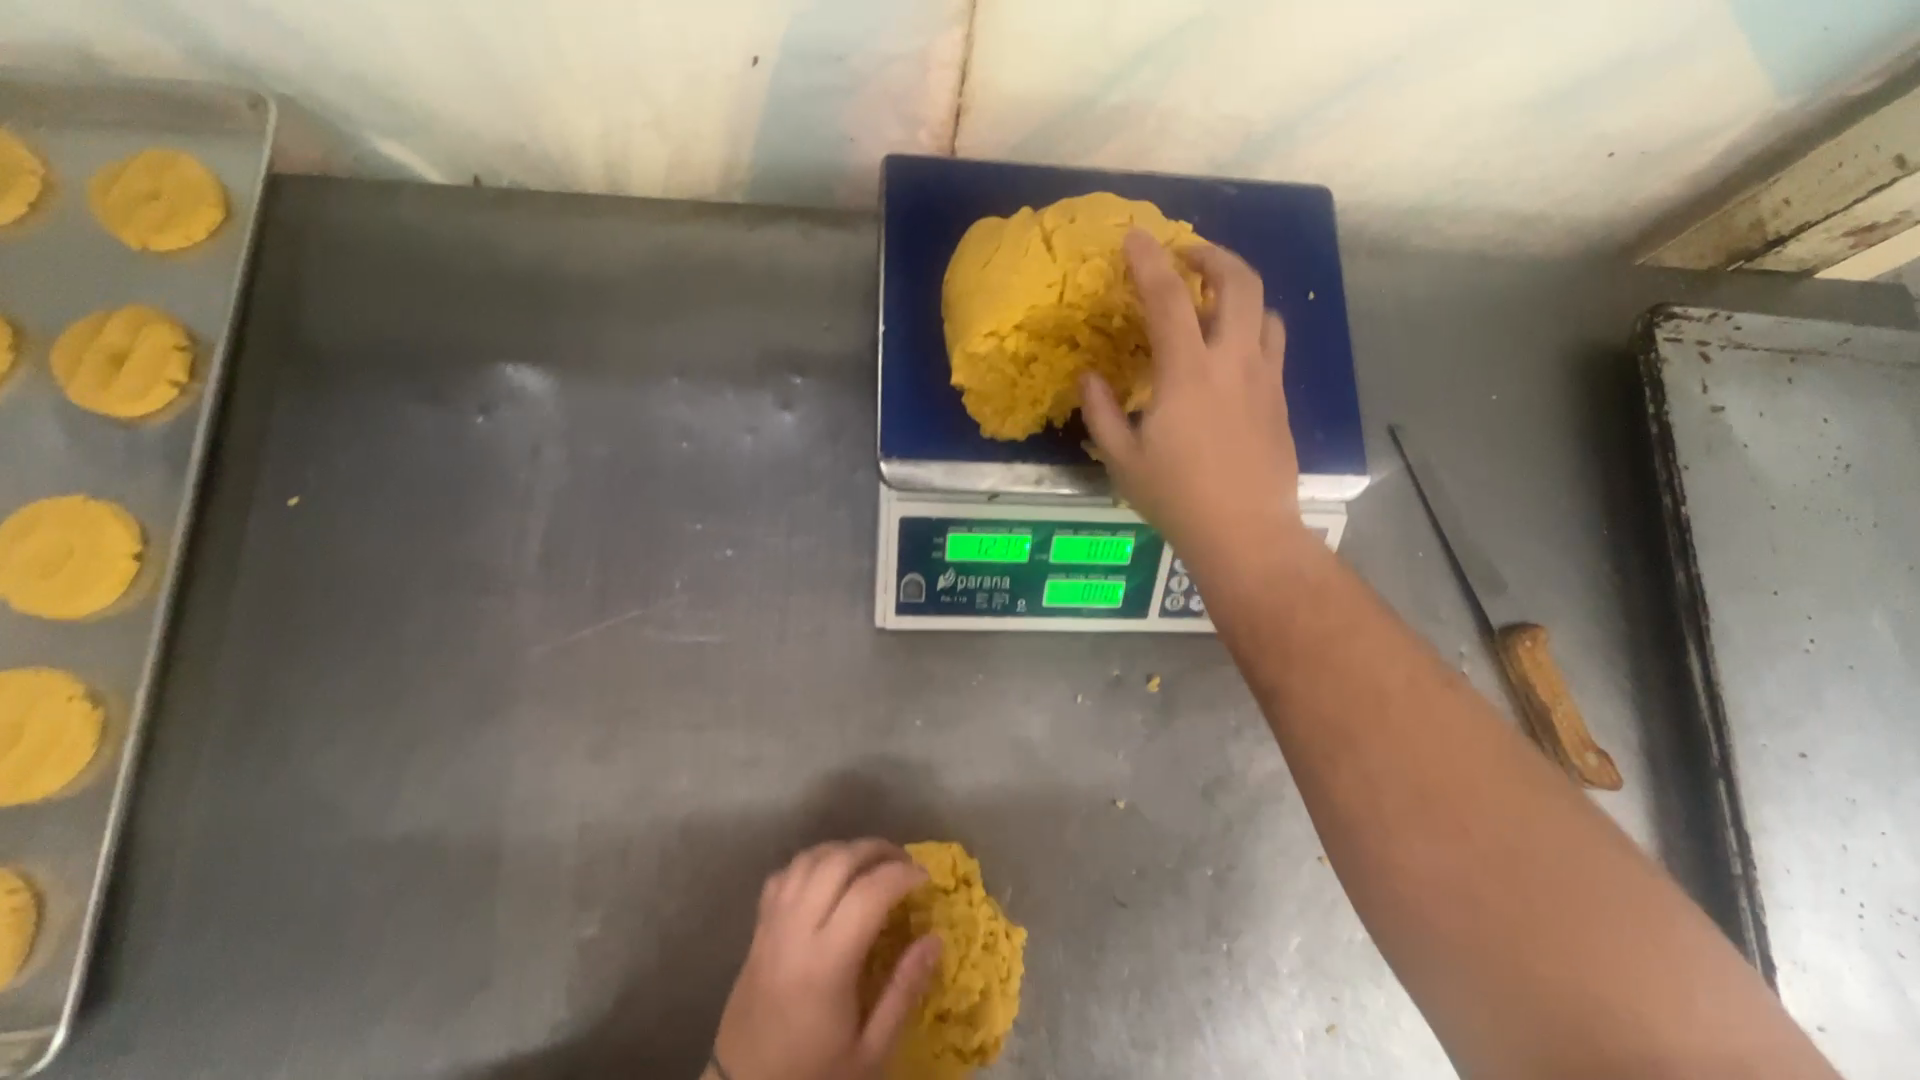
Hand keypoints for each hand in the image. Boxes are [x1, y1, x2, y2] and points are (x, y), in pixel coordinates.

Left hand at [708, 840, 941, 1079]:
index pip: (869, 892)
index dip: (902, 874)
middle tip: (904, 862)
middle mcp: (795, 932)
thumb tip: (935, 939)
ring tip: (870, 863)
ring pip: (806, 860)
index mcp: (827, 963)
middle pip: (836, 862)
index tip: (927, 878)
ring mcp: (771, 928)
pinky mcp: (755, 933)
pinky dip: (810, 864)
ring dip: (843, 850)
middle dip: (876, 850)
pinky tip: (829, 877)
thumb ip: (904, 990)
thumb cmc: (814, 1074)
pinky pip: (782, 877)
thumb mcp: (871, 1051)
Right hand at [1081, 230, 1307, 570]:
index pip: (1168, 297)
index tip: (1134, 235)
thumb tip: (1089, 377)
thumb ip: (1102, 412)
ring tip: (1214, 299)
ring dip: (1239, 290)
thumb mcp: (1122, 460)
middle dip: (1213, 255)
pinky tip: (1231, 349)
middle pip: (1239, 281)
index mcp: (1187, 372)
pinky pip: (1272, 344)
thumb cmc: (1177, 499)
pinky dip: (1252, 327)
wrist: (1246, 533)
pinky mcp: (1280, 399)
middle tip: (1188, 256)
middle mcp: (1232, 361)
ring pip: (1265, 309)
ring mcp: (1264, 378)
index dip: (1148, 259)